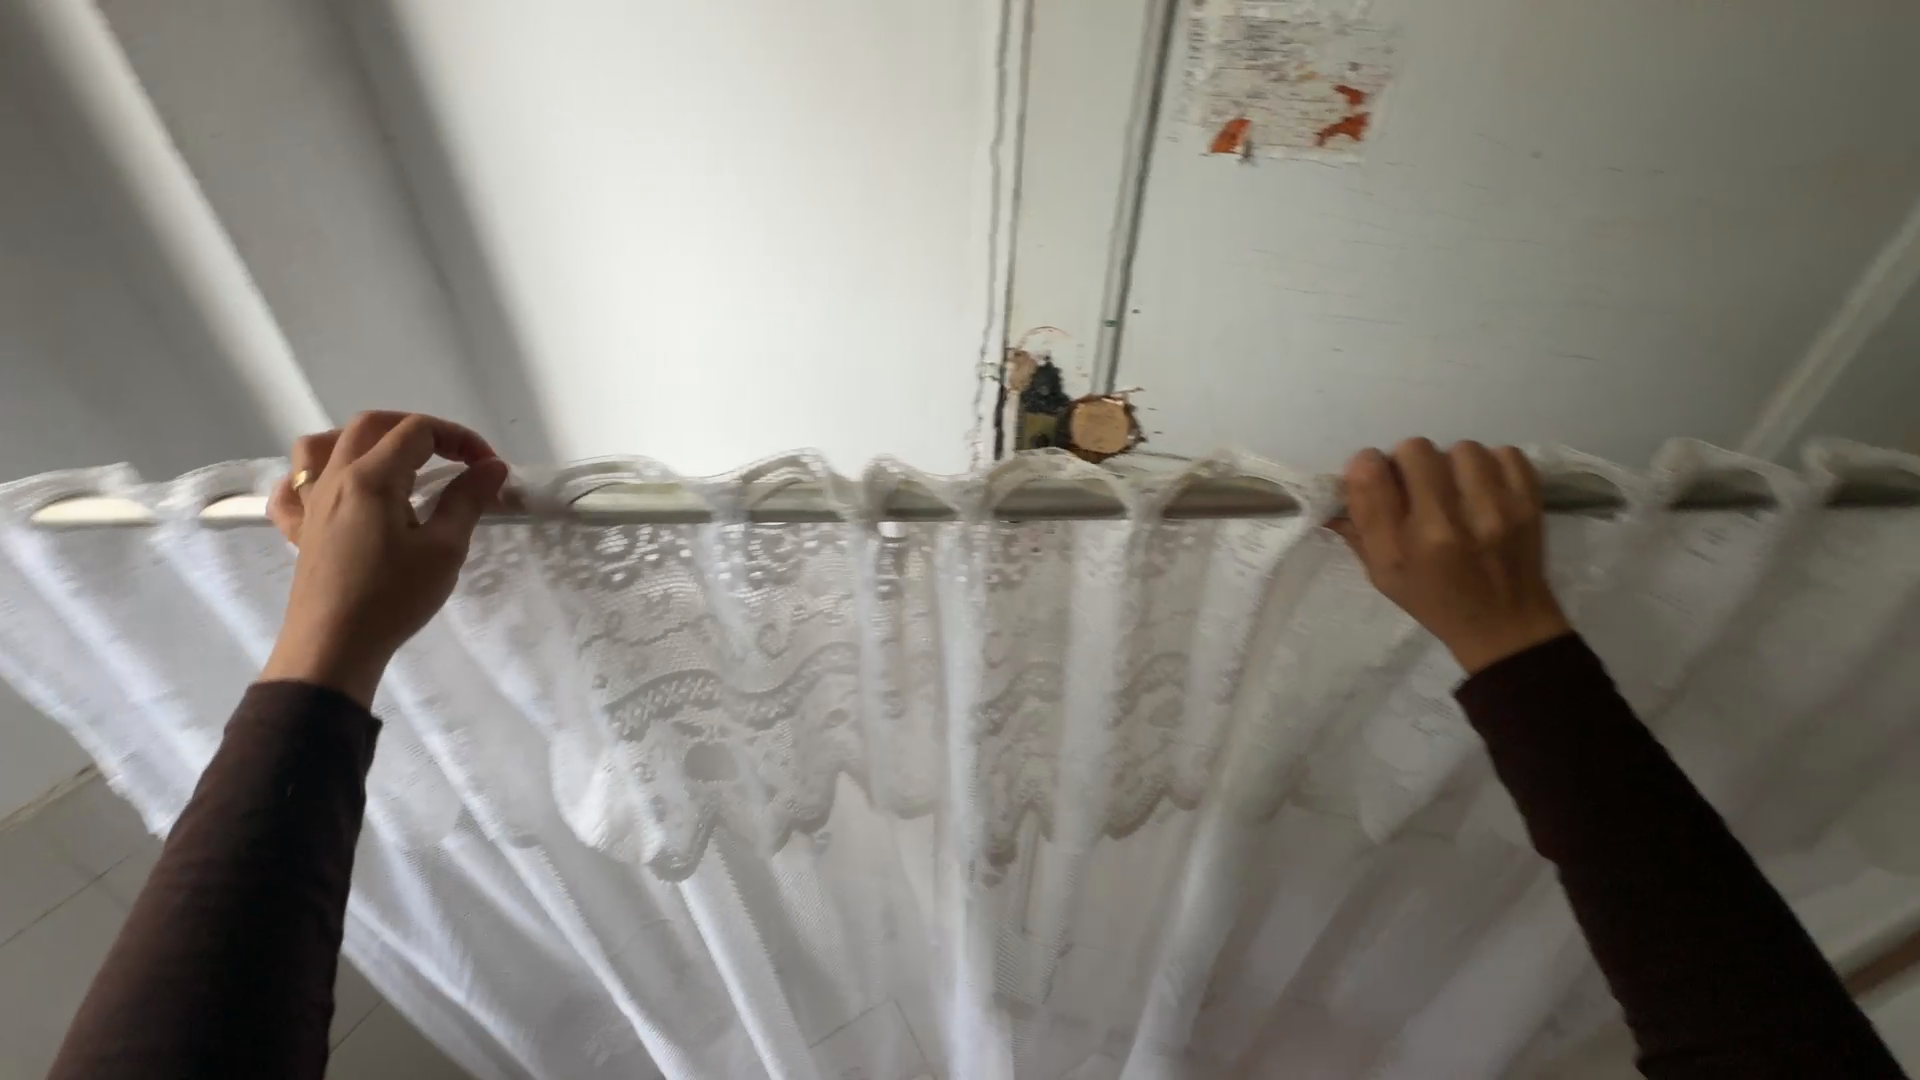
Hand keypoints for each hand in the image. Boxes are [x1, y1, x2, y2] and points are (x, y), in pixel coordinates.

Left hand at [261, 411, 508, 706]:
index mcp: (372, 478)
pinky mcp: (298, 527)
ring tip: (398, 461)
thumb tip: (491, 467)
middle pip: (373, 425)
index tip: (488, 467)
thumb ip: (468, 500)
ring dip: (367, 440)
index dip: (460, 439)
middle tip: (456, 459)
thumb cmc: (396, 596)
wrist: (335, 645)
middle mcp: (334, 478)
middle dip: (422, 430)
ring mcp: (309, 501)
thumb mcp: (446, 548)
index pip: (418, 432)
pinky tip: (341, 489)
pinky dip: (319, 474)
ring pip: (326, 443)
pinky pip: (295, 484)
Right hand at [1331, 438, 1571, 674]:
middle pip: (1415, 449)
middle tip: (1415, 484)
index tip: (1374, 477)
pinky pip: (1505, 453)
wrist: (1504, 623)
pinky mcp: (1528, 504)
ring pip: (1461, 448)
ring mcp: (1492, 512)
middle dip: (1408, 461)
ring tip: (1453, 487)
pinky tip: (1483, 488)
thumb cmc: (1431, 598)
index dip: (1366, 465)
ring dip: (1451, 463)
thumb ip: (1357, 526)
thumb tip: (1335, 485)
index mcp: (1397, 547)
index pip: (1369, 473)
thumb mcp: (1380, 573)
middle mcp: (1442, 526)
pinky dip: (1491, 465)